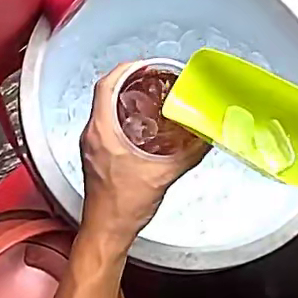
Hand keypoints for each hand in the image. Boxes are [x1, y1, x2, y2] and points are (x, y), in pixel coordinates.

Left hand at [78, 62, 206, 258]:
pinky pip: (105, 125)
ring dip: (124, 99)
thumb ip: (188, 154)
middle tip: (150, 77)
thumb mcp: (162, 176)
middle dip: (128, 81)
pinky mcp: (95, 157)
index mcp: (101, 132)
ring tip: (148, 96)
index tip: (142, 64)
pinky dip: (122, 117)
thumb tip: (206, 138)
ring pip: (103, 110)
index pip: (105, 86)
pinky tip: (142, 125)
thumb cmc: (122, 207)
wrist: (106, 233)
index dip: (124, 69)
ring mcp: (91, 146)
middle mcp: (91, 135)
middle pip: (104, 94)